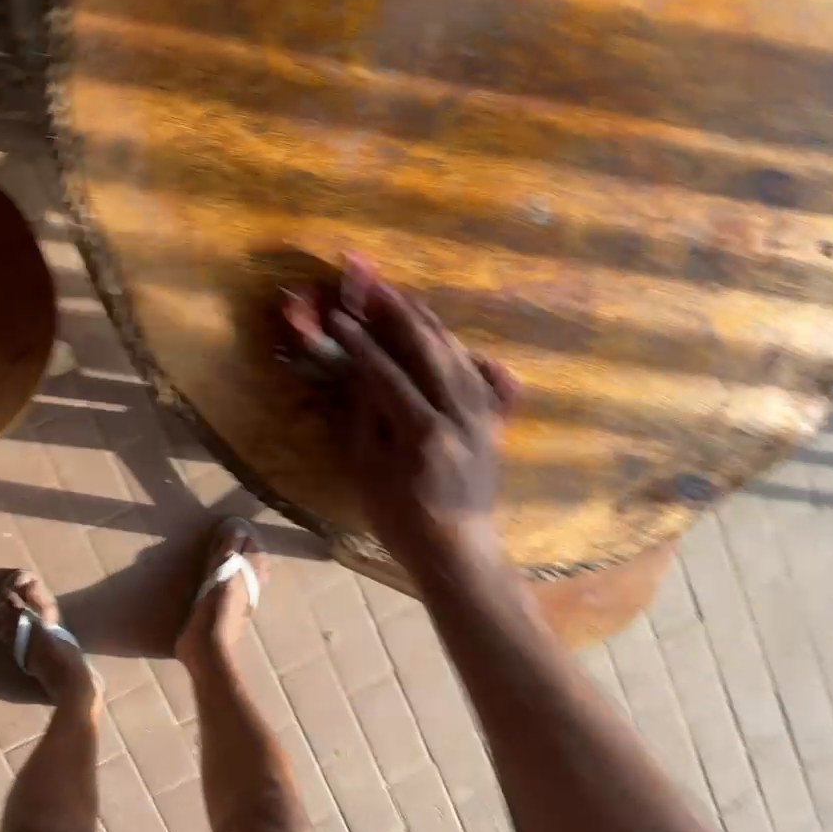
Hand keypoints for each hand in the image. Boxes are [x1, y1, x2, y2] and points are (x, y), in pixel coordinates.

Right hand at [306, 256, 517, 566]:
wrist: (457, 550)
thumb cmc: (401, 518)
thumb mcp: (367, 469)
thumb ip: (364, 414)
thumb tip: (357, 365)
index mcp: (424, 432)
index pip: (386, 370)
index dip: (360, 339)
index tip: (338, 312)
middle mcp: (462, 415)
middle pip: (429, 347)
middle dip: (396, 310)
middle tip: (371, 282)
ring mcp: (485, 415)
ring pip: (456, 351)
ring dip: (426, 320)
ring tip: (399, 295)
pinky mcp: (494, 419)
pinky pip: (481, 371)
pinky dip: (460, 348)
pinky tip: (448, 336)